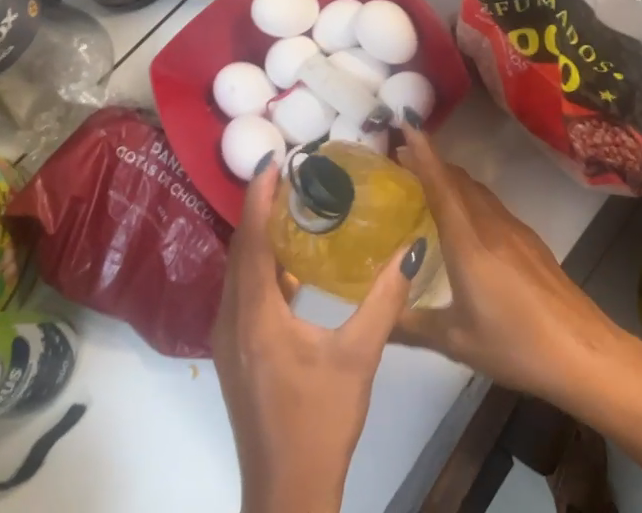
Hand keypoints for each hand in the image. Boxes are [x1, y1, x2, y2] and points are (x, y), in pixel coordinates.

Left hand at [212, 158, 427, 512]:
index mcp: (256, 316)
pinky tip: (293, 267)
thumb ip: (385, 300)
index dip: (259, 198)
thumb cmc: (321, 419)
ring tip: (291, 209)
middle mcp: (232, 322)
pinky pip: (244, 296)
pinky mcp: (237, 357)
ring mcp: (229, 342)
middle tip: (288, 175)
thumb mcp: (360, 355)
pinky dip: (262, 270)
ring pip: (239, 275)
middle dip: (259, 211)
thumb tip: (412, 249)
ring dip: (259, 239)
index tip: (272, 160)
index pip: (252, 240)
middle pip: (240, 252)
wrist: (287, 488)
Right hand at [393, 124, 623, 404]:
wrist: (582, 352)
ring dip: (452, 180)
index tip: (404, 124)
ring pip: (479, 193)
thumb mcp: (455, 340)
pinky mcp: (532, 245)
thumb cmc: (516, 345)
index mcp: (470, 243)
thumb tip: (371, 321)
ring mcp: (518, 233)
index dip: (422, 154)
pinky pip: (494, 208)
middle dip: (431, 163)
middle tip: (400, 155)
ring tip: (426, 183)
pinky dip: (471, 200)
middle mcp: (493, 227)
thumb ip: (409, 326)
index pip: (441, 185)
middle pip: (459, 182)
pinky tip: (464, 222)